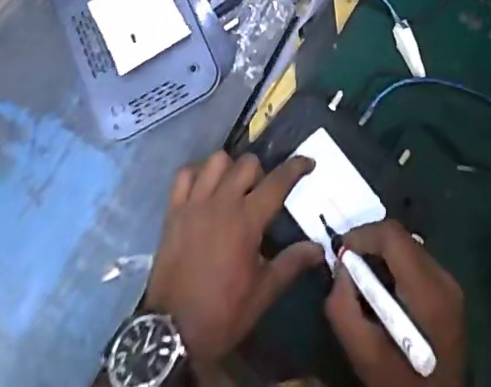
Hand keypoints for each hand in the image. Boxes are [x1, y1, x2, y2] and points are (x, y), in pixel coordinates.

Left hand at [145, 152, 324, 366]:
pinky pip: (184, 175)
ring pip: (215, 161)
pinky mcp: (173, 210)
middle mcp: (220, 202)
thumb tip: (317, 247)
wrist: (173, 329)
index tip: (308, 162)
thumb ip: (291, 263)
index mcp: (246, 220)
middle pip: (246, 164)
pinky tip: (205, 189)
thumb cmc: (223, 312)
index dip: (295, 168)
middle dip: (262, 171)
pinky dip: (197, 174)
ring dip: (230, 168)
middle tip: (265, 193)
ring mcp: (193, 203)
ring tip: (235, 188)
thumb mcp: (263, 292)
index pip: (276, 182)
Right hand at [324, 221, 465, 386]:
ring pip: (407, 245)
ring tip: (362, 279)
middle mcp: (444, 280)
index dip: (361, 234)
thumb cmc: (401, 383)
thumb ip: (342, 304)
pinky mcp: (450, 293)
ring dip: (379, 253)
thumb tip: (340, 266)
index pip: (392, 235)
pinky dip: (393, 265)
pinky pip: (415, 260)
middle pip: (400, 236)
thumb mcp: (361, 351)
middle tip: (346, 265)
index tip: (340, 253)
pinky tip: (382, 290)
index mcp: (428, 293)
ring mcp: (451, 286)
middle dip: (368, 243)